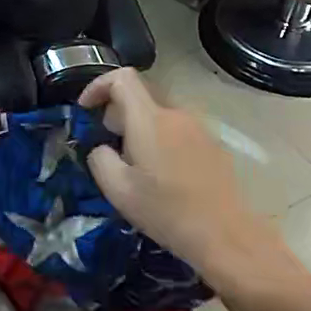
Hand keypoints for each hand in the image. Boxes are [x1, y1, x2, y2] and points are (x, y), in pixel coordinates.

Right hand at [78, 69, 277, 285]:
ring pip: (160, 113)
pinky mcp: (213, 143)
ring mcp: (198, 126)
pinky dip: (162, 138)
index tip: (86, 109)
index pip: (122, 77)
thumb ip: (100, 159)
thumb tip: (101, 147)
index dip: (98, 85)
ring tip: (135, 164)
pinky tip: (164, 174)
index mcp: (149, 118)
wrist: (224, 232)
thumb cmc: (166, 211)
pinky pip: (179, 129)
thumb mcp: (118, 190)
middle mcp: (176, 113)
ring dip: (141, 127)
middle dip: (117, 111)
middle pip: (141, 94)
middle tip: (109, 144)